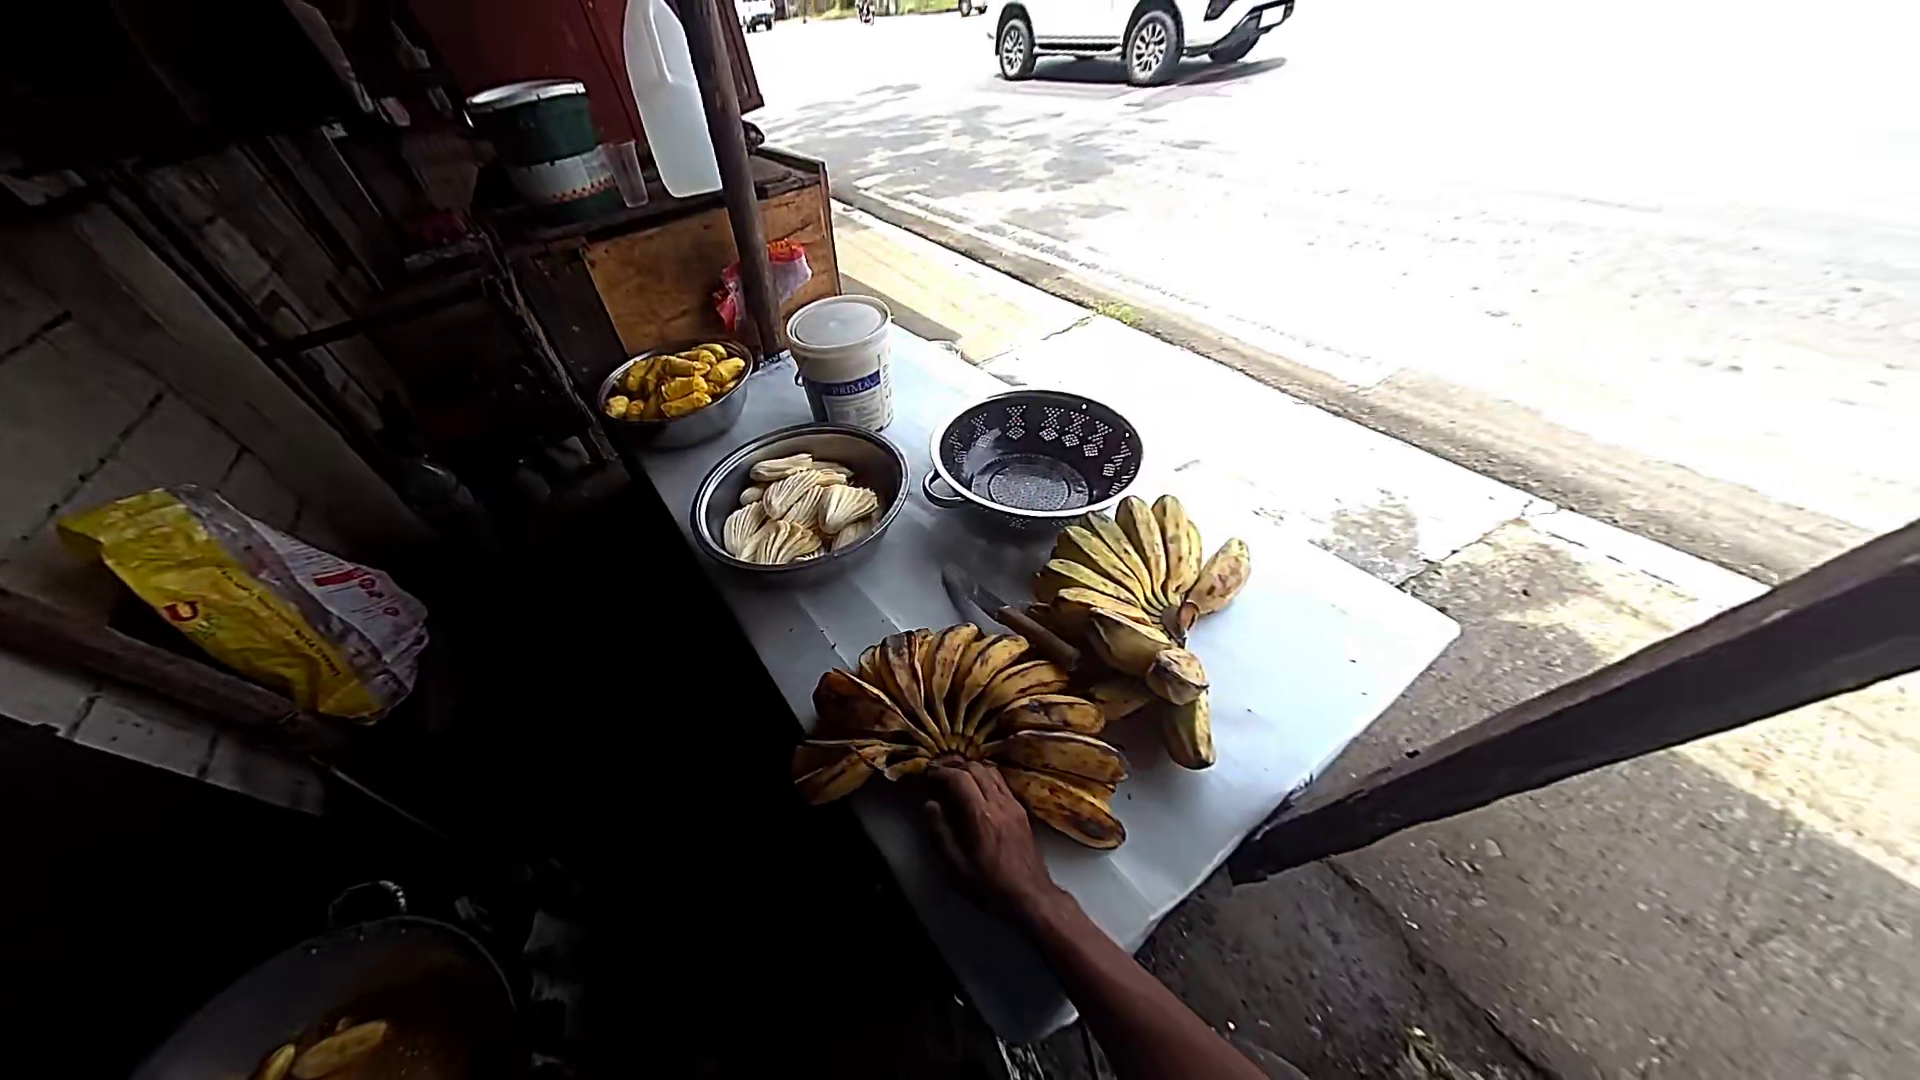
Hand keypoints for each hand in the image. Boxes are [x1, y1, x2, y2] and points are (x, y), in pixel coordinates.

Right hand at [924, 761, 1065, 923]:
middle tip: (940, 775)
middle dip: (955, 766)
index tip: (928, 775)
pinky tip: (978, 790)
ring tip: (957, 779)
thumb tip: (929, 805)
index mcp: (981, 816)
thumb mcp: (957, 869)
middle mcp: (999, 803)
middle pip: (976, 768)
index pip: (960, 778)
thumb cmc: (990, 887)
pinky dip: (986, 777)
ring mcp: (1014, 804)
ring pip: (991, 771)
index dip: (941, 772)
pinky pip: (1002, 782)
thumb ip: (940, 834)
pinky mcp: (1022, 810)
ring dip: (972, 769)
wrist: (1031, 897)